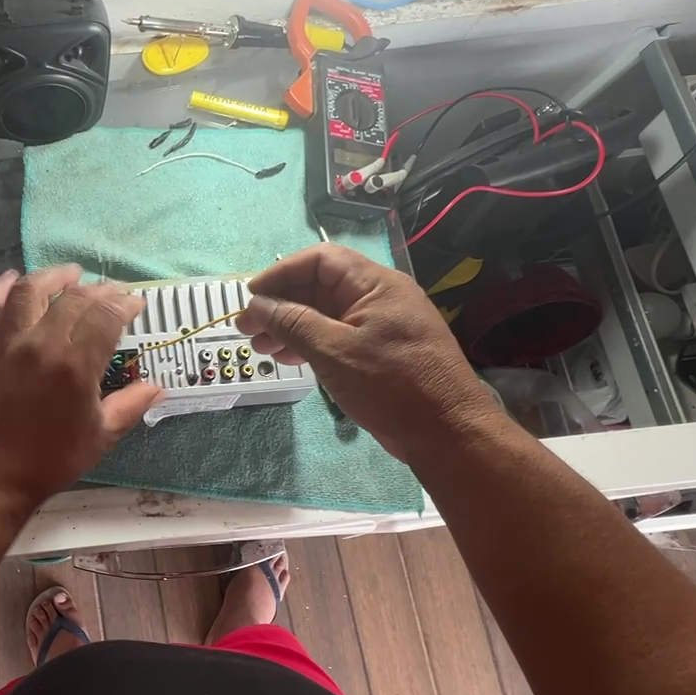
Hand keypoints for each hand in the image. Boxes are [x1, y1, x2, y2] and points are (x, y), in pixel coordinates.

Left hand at [0, 266, 162, 514]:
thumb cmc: (50, 460)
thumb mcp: (101, 436)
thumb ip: (130, 405)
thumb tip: (157, 387)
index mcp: (75, 365)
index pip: (106, 316)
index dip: (124, 304)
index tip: (135, 303)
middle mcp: (40, 344)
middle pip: (73, 298)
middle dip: (97, 290)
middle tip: (110, 292)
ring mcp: (6, 342)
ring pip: (29, 291)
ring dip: (52, 277)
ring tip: (69, 274)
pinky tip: (12, 281)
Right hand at [236, 245, 502, 460]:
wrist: (448, 434)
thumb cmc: (392, 386)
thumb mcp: (334, 351)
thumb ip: (291, 323)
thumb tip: (257, 305)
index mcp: (375, 285)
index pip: (319, 260)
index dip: (281, 273)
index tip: (251, 298)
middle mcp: (378, 297)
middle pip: (319, 286)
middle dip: (280, 304)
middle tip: (247, 329)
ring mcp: (379, 325)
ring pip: (324, 314)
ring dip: (288, 326)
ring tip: (260, 348)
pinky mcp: (378, 351)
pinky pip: (336, 336)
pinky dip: (308, 343)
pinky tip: (286, 358)